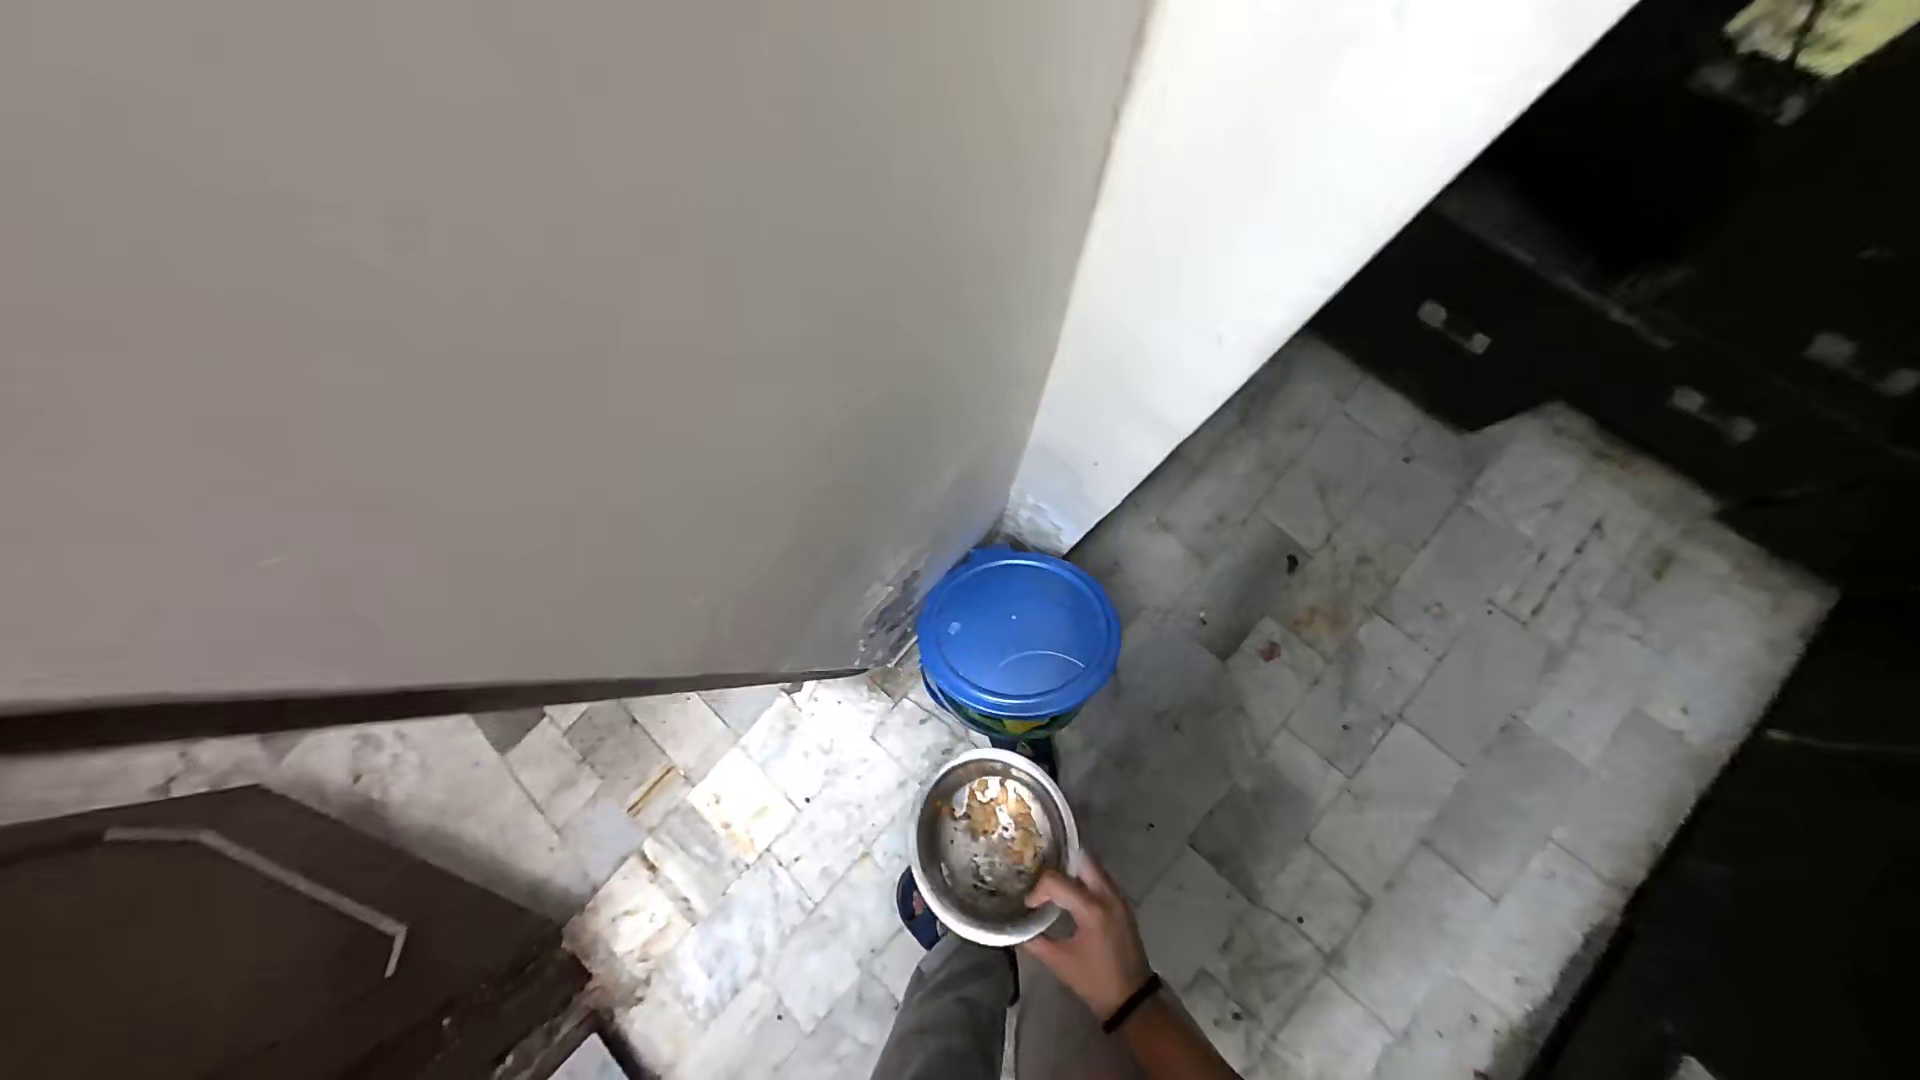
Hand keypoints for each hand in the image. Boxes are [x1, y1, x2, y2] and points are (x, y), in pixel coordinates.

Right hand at [1019, 857, 1152, 1019]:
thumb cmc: (1094, 982)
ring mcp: (1118, 897)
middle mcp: (1107, 895)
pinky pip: (1101, 878)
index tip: (1029, 906)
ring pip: (1092, 866)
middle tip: (1042, 881)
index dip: (1038, 891)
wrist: (1133, 1000)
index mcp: (1091, 910)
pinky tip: (1071, 893)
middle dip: (1058, 866)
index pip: (1056, 881)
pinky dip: (1084, 878)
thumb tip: (1015, 928)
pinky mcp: (1122, 903)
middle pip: (1081, 859)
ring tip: (1054, 885)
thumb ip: (1034, 941)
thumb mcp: (1059, 963)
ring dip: (1072, 870)